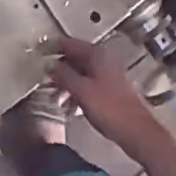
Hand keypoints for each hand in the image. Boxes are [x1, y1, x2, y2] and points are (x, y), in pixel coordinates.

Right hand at [48, 37, 170, 157]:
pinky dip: (76, 92)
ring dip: (66, 83)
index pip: (69, 43)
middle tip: (44, 79)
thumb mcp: (82, 91)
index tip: (37, 52)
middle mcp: (102, 60)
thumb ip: (64, 75)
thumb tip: (49, 64)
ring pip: (80, 73)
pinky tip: (70, 107)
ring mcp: (107, 75)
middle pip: (74, 57)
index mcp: (96, 55)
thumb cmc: (109, 108)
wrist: (138, 132)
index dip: (52, 46)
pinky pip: (88, 85)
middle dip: (58, 68)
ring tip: (54, 98)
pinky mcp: (110, 90)